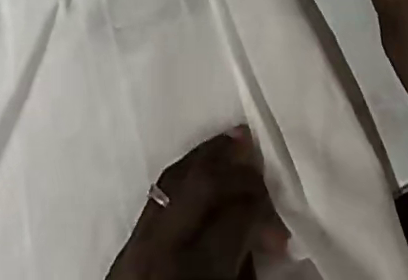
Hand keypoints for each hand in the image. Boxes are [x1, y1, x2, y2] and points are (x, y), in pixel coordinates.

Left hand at [106, 128, 287, 279]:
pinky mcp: (126, 243)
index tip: (281, 224)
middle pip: (202, 186)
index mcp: (193, 272)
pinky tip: (205, 162)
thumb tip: (260, 234)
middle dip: (237, 171)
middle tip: (263, 163)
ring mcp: (137, 242)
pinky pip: (160, 191)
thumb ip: (244, 269)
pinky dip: (186, 171)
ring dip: (209, 156)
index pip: (235, 217)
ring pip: (175, 178)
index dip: (264, 212)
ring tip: (238, 140)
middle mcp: (161, 249)